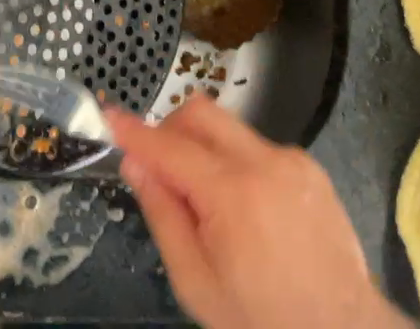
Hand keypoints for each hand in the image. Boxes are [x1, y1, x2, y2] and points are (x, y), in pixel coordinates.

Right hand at [107, 98, 413, 328]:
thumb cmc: (261, 317)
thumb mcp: (196, 282)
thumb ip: (163, 215)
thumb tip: (135, 164)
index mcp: (233, 194)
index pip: (169, 146)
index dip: (134, 131)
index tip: (109, 117)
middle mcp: (266, 162)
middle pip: (201, 112)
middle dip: (169, 128)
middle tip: (158, 167)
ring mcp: (293, 160)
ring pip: (229, 128)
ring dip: (205, 149)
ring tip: (208, 204)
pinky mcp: (310, 167)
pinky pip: (258, 147)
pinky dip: (237, 164)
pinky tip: (245, 209)